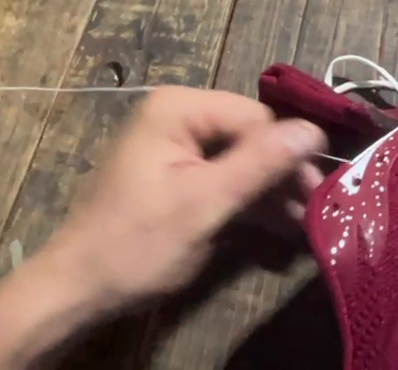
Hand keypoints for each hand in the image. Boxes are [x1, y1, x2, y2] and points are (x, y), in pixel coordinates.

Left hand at [0, 87, 324, 368]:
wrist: (76, 289)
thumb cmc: (137, 243)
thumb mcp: (204, 205)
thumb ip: (258, 165)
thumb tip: (314, 130)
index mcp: (178, 107)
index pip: (253, 117)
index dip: (289, 152)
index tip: (322, 190)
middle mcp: (176, 113)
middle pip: (246, 134)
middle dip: (280, 173)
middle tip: (315, 212)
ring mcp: (173, 142)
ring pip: (237, 156)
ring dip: (268, 190)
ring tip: (304, 224)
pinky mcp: (173, 171)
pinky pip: (220, 173)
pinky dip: (245, 199)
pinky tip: (277, 224)